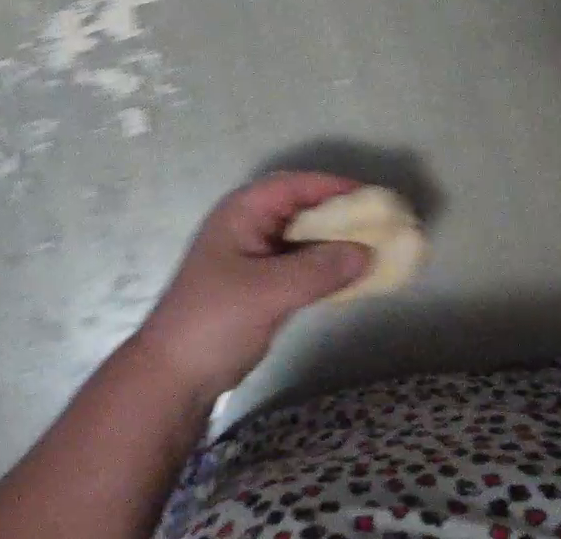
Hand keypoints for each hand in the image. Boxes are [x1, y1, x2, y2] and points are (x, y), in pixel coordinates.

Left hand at [136, 172, 371, 395]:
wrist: (175, 374)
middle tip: (385, 225)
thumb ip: (319, 270)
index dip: (334, 187)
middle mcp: (249, 225)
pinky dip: (327, 267)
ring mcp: (255, 255)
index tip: (376, 198)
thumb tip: (367, 251)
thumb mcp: (268, 292)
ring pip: (304, 238)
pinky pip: (302, 264)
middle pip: (302, 208)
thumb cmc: (214, 320)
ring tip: (378, 249)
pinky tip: (354, 277)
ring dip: (337, 243)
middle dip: (341, 215)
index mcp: (242, 212)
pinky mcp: (262, 284)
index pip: (294, 185)